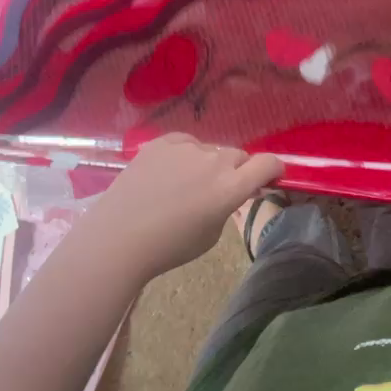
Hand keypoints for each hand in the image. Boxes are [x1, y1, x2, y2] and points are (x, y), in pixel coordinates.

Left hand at [85, 134, 283, 284]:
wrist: (116, 239)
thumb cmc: (168, 247)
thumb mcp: (211, 234)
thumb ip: (228, 206)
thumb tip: (228, 192)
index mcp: (231, 188)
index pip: (268, 163)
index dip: (273, 169)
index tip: (269, 177)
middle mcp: (214, 162)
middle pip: (238, 157)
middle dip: (236, 171)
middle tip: (217, 190)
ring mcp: (187, 148)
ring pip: (210, 150)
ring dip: (207, 164)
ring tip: (183, 185)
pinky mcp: (162, 142)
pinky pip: (186, 142)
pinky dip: (185, 154)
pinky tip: (169, 172)